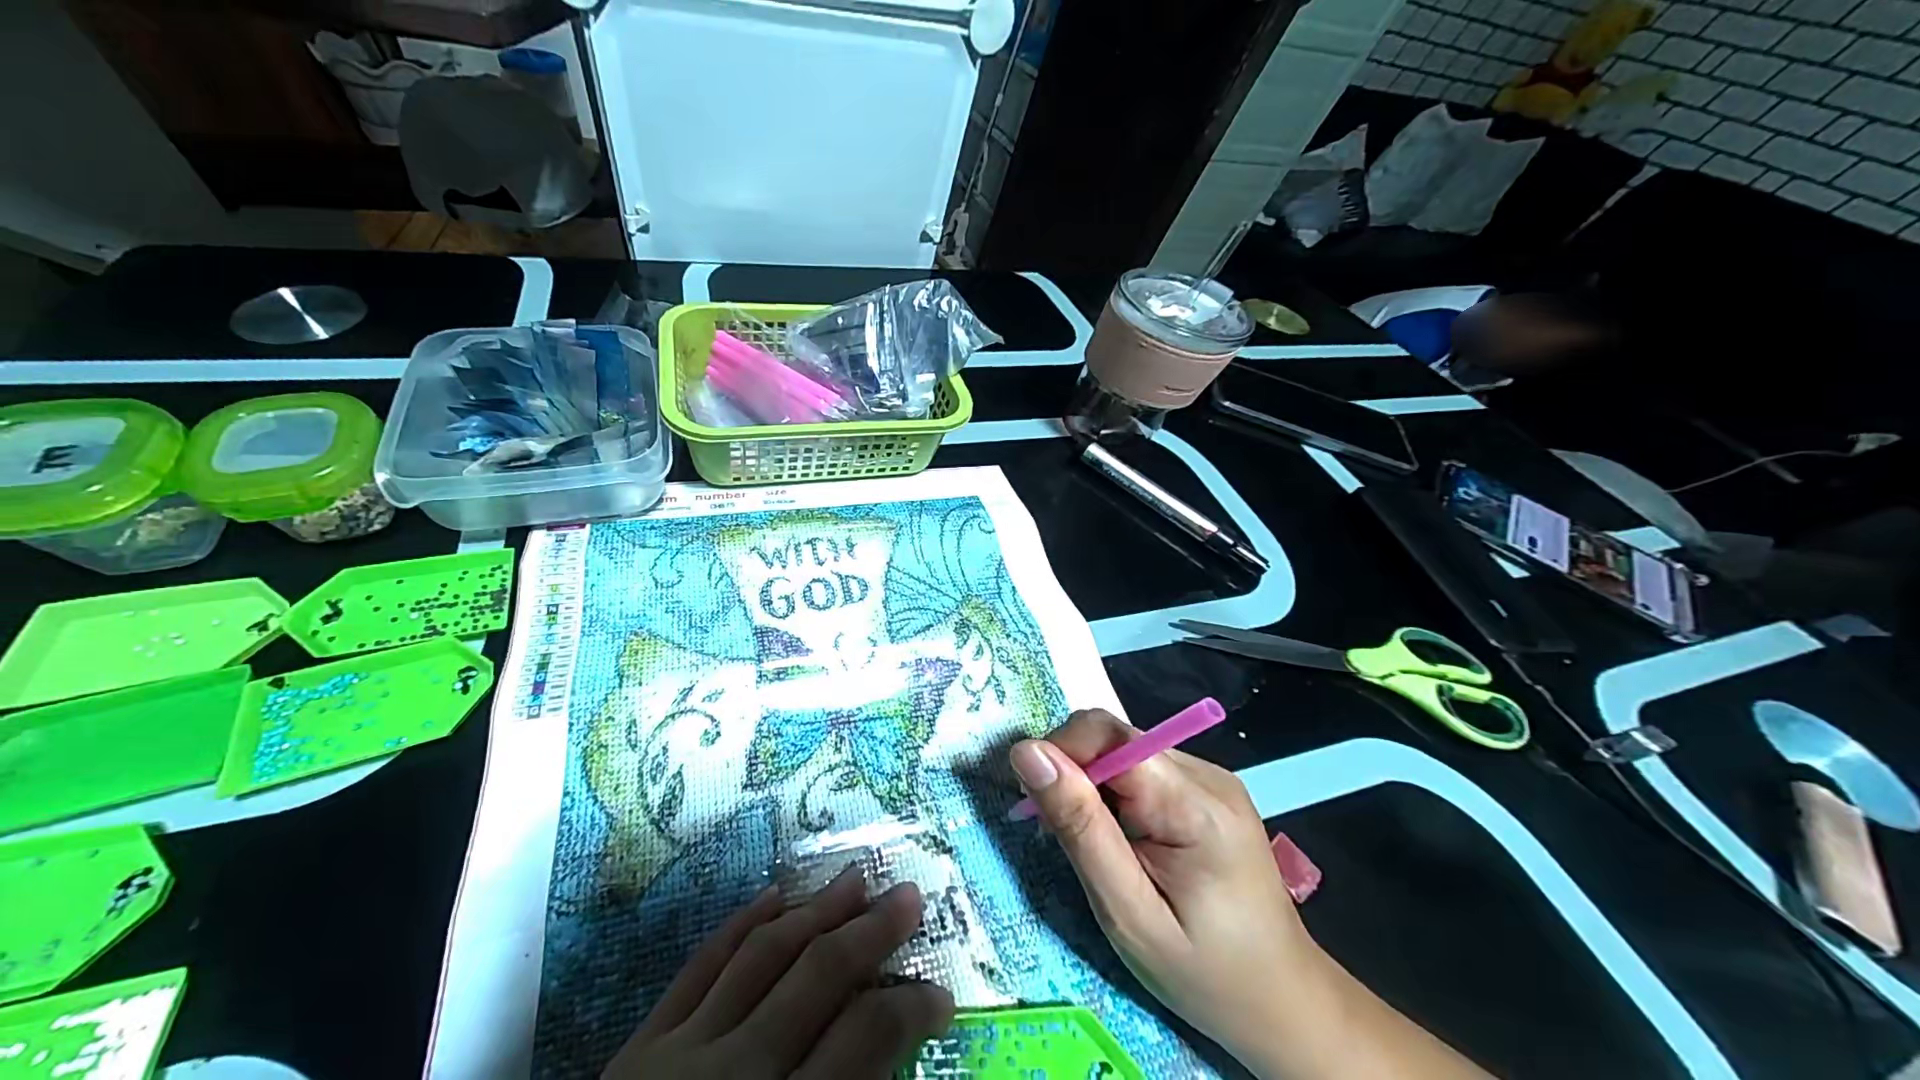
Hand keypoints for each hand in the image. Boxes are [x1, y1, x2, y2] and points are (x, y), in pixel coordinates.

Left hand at [603, 867, 954, 1079]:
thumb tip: (888, 1065)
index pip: (866, 1036)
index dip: (911, 1008)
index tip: (939, 997)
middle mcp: (739, 1073)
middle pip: (820, 975)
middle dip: (873, 931)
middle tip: (909, 894)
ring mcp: (682, 1052)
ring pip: (764, 955)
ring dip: (816, 911)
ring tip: (855, 878)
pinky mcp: (639, 1047)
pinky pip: (699, 966)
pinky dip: (739, 926)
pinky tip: (772, 895)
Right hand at [1008, 709, 1308, 1067]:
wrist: (1284, 1001)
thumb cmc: (1202, 971)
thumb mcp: (1127, 911)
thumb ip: (1079, 826)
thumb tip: (1027, 751)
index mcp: (1195, 803)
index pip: (1110, 736)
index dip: (1060, 753)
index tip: (1035, 805)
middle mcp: (1208, 774)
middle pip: (1116, 739)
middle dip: (1073, 772)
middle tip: (1058, 833)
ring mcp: (1213, 779)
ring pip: (1126, 752)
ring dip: (1093, 784)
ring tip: (1093, 844)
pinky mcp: (1210, 790)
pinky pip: (1145, 770)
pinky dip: (1116, 793)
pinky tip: (1121, 839)